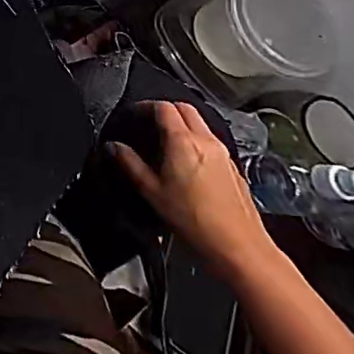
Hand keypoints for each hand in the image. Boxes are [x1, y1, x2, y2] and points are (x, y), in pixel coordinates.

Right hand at [108, 101, 274, 278]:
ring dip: (183, 124)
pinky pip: (211, 142)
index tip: (135, 114)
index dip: (145, 106)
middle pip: (184, 108)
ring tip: (166, 144)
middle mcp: (206, 140)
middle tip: (149, 123)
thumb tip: (114, 147)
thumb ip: (130, 165)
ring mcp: (222, 152)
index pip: (163, 107)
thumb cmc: (196, 223)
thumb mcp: (153, 193)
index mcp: (183, 141)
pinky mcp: (232, 166)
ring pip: (200, 123)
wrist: (239, 247)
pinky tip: (188, 165)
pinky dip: (197, 142)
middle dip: (165, 110)